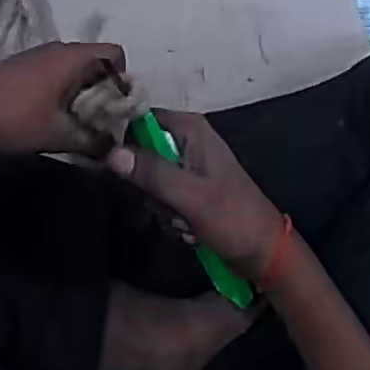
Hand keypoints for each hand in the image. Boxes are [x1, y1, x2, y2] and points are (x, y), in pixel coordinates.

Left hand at [0, 42, 126, 158]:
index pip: (115, 53)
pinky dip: (61, 89)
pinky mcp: (21, 65)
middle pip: (96, 61)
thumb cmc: (14, 120)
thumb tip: (115, 148)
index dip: (123, 79)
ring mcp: (37, 54)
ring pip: (74, 67)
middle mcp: (58, 48)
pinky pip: (55, 71)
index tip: (118, 108)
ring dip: (81, 91)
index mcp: (72, 57)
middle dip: (103, 89)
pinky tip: (49, 116)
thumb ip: (94, 141)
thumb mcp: (59, 135)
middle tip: (101, 120)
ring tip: (75, 121)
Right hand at [107, 110, 286, 278]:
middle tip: (166, 203)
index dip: (121, 136)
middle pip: (142, 151)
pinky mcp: (190, 188)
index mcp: (190, 127)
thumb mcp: (189, 195)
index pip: (141, 117)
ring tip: (184, 219)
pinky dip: (171, 215)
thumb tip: (110, 153)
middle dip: (149, 185)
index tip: (106, 160)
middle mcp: (187, 139)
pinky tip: (189, 229)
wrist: (264, 253)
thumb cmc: (231, 216)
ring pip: (150, 180)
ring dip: (162, 206)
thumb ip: (151, 172)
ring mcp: (188, 164)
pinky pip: (162, 197)